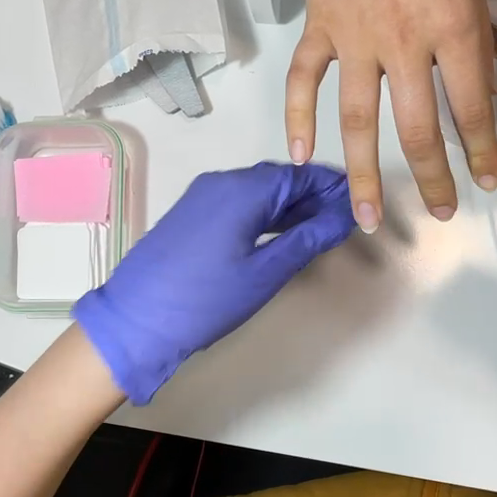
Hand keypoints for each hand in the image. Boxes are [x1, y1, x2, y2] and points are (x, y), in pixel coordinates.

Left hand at [72, 162, 353, 404]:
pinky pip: (239, 204)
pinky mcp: (192, 216)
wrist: (136, 322)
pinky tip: (284, 233)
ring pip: (258, 192)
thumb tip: (343, 217)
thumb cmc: (206, 299)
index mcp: (240, 189)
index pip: (297, 174)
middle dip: (313, 195)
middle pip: (277, 180)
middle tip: (346, 216)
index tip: (360, 199)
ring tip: (322, 227)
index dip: (331, 185)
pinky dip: (265, 215)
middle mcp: (220, 183)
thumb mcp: (265, 272)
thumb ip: (307, 239)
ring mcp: (202, 198)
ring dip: (290, 206)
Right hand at [288, 0, 496, 230]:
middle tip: (441, 213)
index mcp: (450, 27)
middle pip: (415, 129)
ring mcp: (353, 38)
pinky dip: (298, 119)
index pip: (468, 108)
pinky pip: (303, 81)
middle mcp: (402, 43)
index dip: (478, 152)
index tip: (483, 182)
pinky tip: (303, 156)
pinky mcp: (318, 27)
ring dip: (364, 175)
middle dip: (431, 178)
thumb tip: (478, 92)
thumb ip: (475, 38)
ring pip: (356, 121)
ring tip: (368, 216)